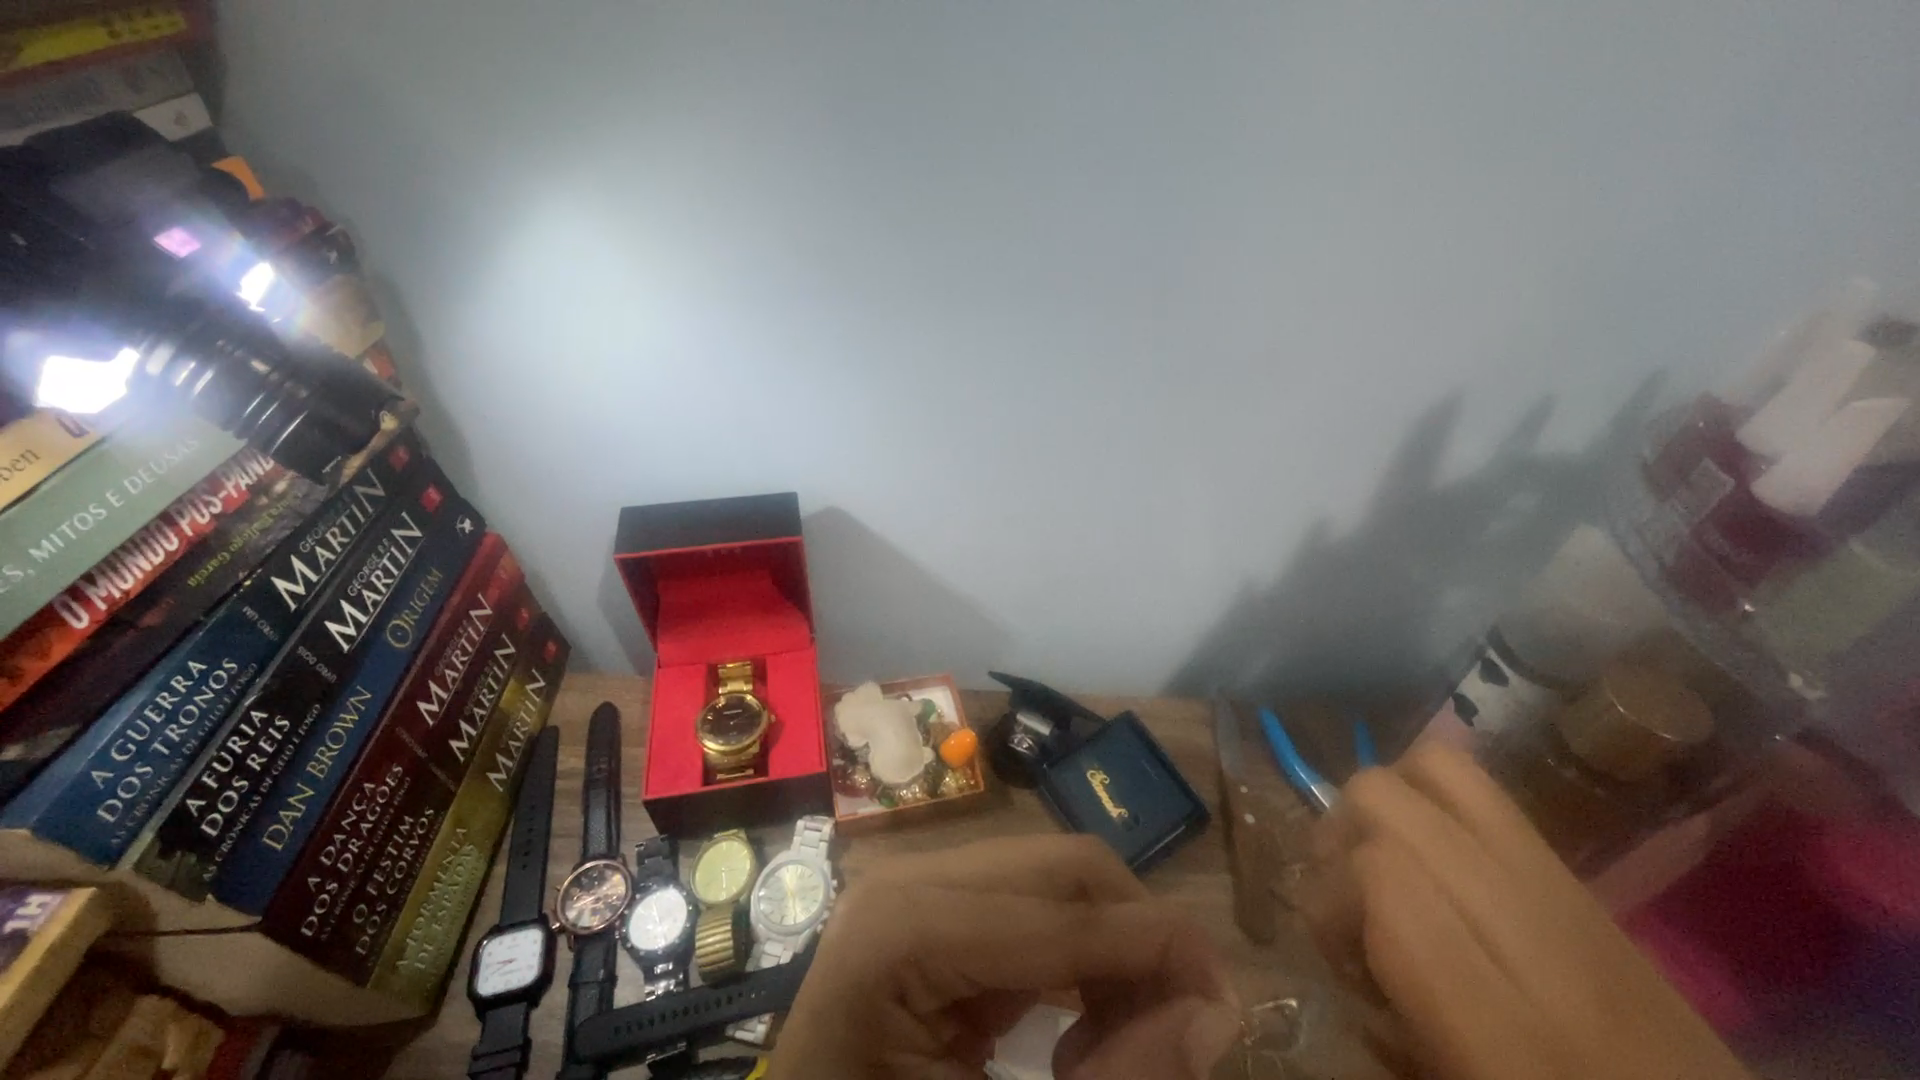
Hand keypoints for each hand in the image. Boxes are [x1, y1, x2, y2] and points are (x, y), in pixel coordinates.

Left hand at [767, 835, 1241, 1079]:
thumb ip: (1114, 1078)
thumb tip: (1215, 1014)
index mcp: (901, 930)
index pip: (1062, 915)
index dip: (1159, 952)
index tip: (1230, 1009)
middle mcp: (906, 879)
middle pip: (1064, 870)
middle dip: (1137, 945)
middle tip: (1178, 1035)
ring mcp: (913, 885)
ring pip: (1057, 882)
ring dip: (1110, 955)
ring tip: (1113, 1052)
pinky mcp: (929, 906)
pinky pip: (1030, 908)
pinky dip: (1074, 961)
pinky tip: (1072, 1034)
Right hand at [1303, 742, 1751, 1079]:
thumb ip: (1376, 1024)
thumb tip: (1332, 945)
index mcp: (1505, 1028)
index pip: (1384, 876)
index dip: (1330, 896)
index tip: (1336, 950)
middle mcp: (1537, 932)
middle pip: (1395, 800)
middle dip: (1342, 835)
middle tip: (1344, 900)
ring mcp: (1567, 887)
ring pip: (1444, 769)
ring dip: (1385, 803)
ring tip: (1377, 857)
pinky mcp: (1582, 876)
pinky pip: (1487, 795)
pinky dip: (1432, 805)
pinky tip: (1431, 861)